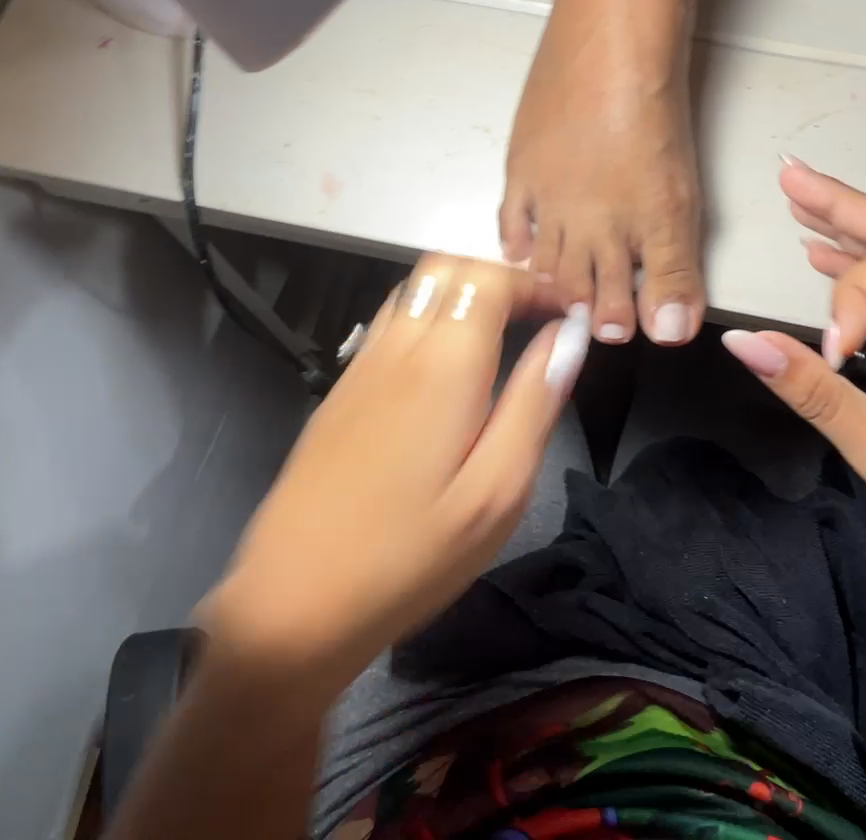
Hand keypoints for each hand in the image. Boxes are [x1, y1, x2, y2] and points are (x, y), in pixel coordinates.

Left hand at [199, 256, 590, 694]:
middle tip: (539, 316)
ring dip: (462, 291)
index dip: (535, 280)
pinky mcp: (341, 391)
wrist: (295, 598)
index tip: (569, 309)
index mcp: (442, 365)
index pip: (489, 277)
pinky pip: (390, 323)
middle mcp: (396, 348)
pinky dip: (429, 316)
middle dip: (500, 276)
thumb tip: (569, 336)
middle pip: (447, 267)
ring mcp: (361, 366)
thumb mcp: (497, 493)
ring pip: (414, 289)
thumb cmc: (410, 556)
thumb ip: (535, 403)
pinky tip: (447, 365)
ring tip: (502, 332)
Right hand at [500, 0, 705, 346]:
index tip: (621, 335)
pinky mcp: (523, 158)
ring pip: (546, 252)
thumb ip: (674, 263)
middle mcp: (577, 218)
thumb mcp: (681, 189)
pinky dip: (515, 238)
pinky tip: (518, 252)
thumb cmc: (657, 100)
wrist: (612, 29)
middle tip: (589, 330)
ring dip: (554, 280)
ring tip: (557, 302)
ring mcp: (545, 189)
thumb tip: (669, 332)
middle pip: (578, 275)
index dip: (620, 316)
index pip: (617, 290)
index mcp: (620, 227)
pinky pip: (511, 213)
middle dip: (588, 306)